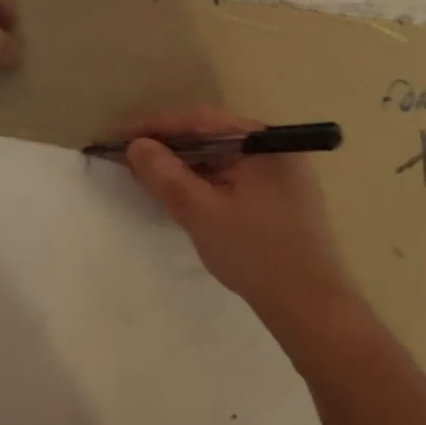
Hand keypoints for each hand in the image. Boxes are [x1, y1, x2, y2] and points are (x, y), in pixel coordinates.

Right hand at [122, 106, 357, 316]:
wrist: (310, 304)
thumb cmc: (255, 254)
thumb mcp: (202, 213)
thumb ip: (166, 176)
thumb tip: (136, 146)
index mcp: (261, 141)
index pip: (198, 120)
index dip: (152, 126)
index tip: (115, 138)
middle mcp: (275, 148)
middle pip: (211, 135)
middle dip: (167, 145)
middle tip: (127, 158)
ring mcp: (282, 173)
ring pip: (222, 158)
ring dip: (184, 165)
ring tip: (149, 177)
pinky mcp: (282, 198)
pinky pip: (234, 177)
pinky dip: (205, 181)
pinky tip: (185, 196)